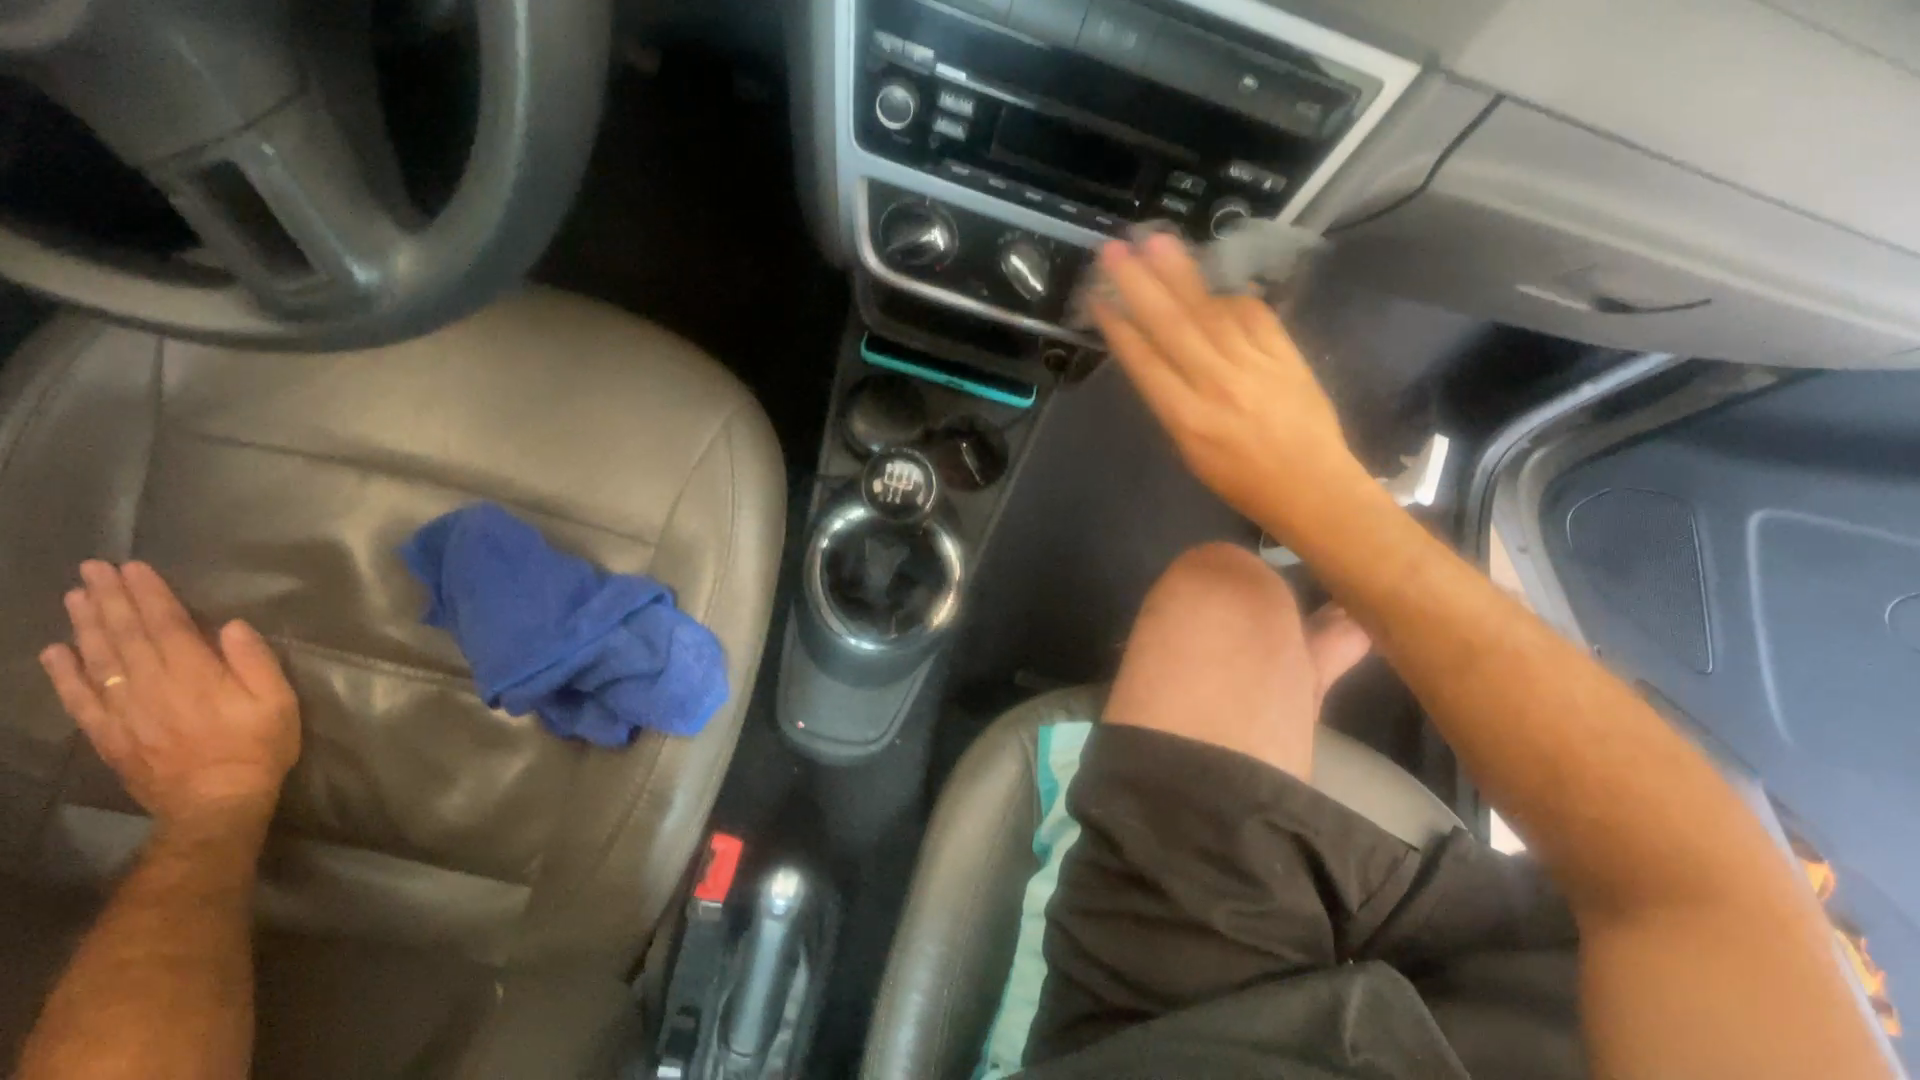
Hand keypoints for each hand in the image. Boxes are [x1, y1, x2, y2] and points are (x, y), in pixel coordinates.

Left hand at [39, 561, 300, 831]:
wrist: (216, 804)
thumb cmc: (257, 748)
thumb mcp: (277, 702)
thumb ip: (254, 662)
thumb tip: (231, 626)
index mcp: (195, 674)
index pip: (166, 624)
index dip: (149, 595)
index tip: (133, 568)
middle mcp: (152, 685)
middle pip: (126, 635)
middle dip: (110, 600)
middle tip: (91, 569)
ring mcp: (124, 710)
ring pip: (98, 660)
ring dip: (85, 626)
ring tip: (75, 597)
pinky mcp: (109, 734)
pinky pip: (78, 699)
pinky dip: (64, 674)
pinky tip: (55, 652)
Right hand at [1091, 234, 1372, 533]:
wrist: (1312, 487)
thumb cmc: (1244, 482)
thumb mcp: (1192, 453)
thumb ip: (1173, 403)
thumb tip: (1158, 356)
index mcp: (1187, 419)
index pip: (1145, 362)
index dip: (1118, 328)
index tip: (1098, 299)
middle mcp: (1217, 385)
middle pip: (1172, 326)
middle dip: (1139, 285)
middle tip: (1117, 249)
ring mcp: (1255, 365)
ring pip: (1210, 311)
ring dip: (1181, 274)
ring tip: (1158, 242)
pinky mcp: (1286, 354)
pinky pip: (1254, 315)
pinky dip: (1231, 296)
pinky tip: (1214, 279)